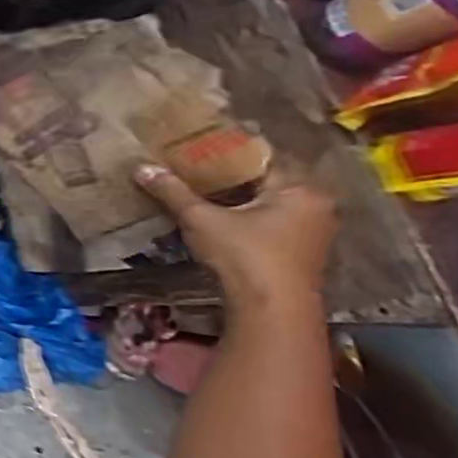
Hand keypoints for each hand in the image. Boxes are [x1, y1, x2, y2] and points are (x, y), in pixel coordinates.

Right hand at [135, 165, 335, 315]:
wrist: (270, 308)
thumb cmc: (244, 254)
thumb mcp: (200, 219)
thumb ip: (173, 192)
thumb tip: (142, 167)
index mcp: (301, 190)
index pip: (261, 159)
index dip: (226, 152)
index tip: (196, 149)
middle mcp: (316, 206)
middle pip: (264, 182)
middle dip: (229, 177)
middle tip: (191, 168)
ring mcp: (313, 231)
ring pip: (267, 203)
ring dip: (236, 199)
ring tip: (198, 190)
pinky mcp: (301, 252)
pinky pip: (270, 222)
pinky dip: (245, 217)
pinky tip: (216, 217)